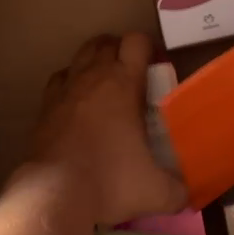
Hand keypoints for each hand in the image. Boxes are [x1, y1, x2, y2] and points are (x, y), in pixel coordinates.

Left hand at [21, 32, 186, 226]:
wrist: (55, 194)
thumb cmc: (110, 181)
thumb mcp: (156, 191)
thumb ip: (177, 188)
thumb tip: (187, 193)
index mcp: (124, 82)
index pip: (137, 40)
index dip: (148, 48)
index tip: (155, 68)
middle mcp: (94, 75)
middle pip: (108, 41)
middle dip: (121, 51)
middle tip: (132, 77)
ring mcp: (67, 86)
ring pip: (82, 53)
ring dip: (95, 60)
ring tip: (105, 84)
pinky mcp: (46, 103)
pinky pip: (61, 77)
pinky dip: (70, 81)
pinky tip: (76, 100)